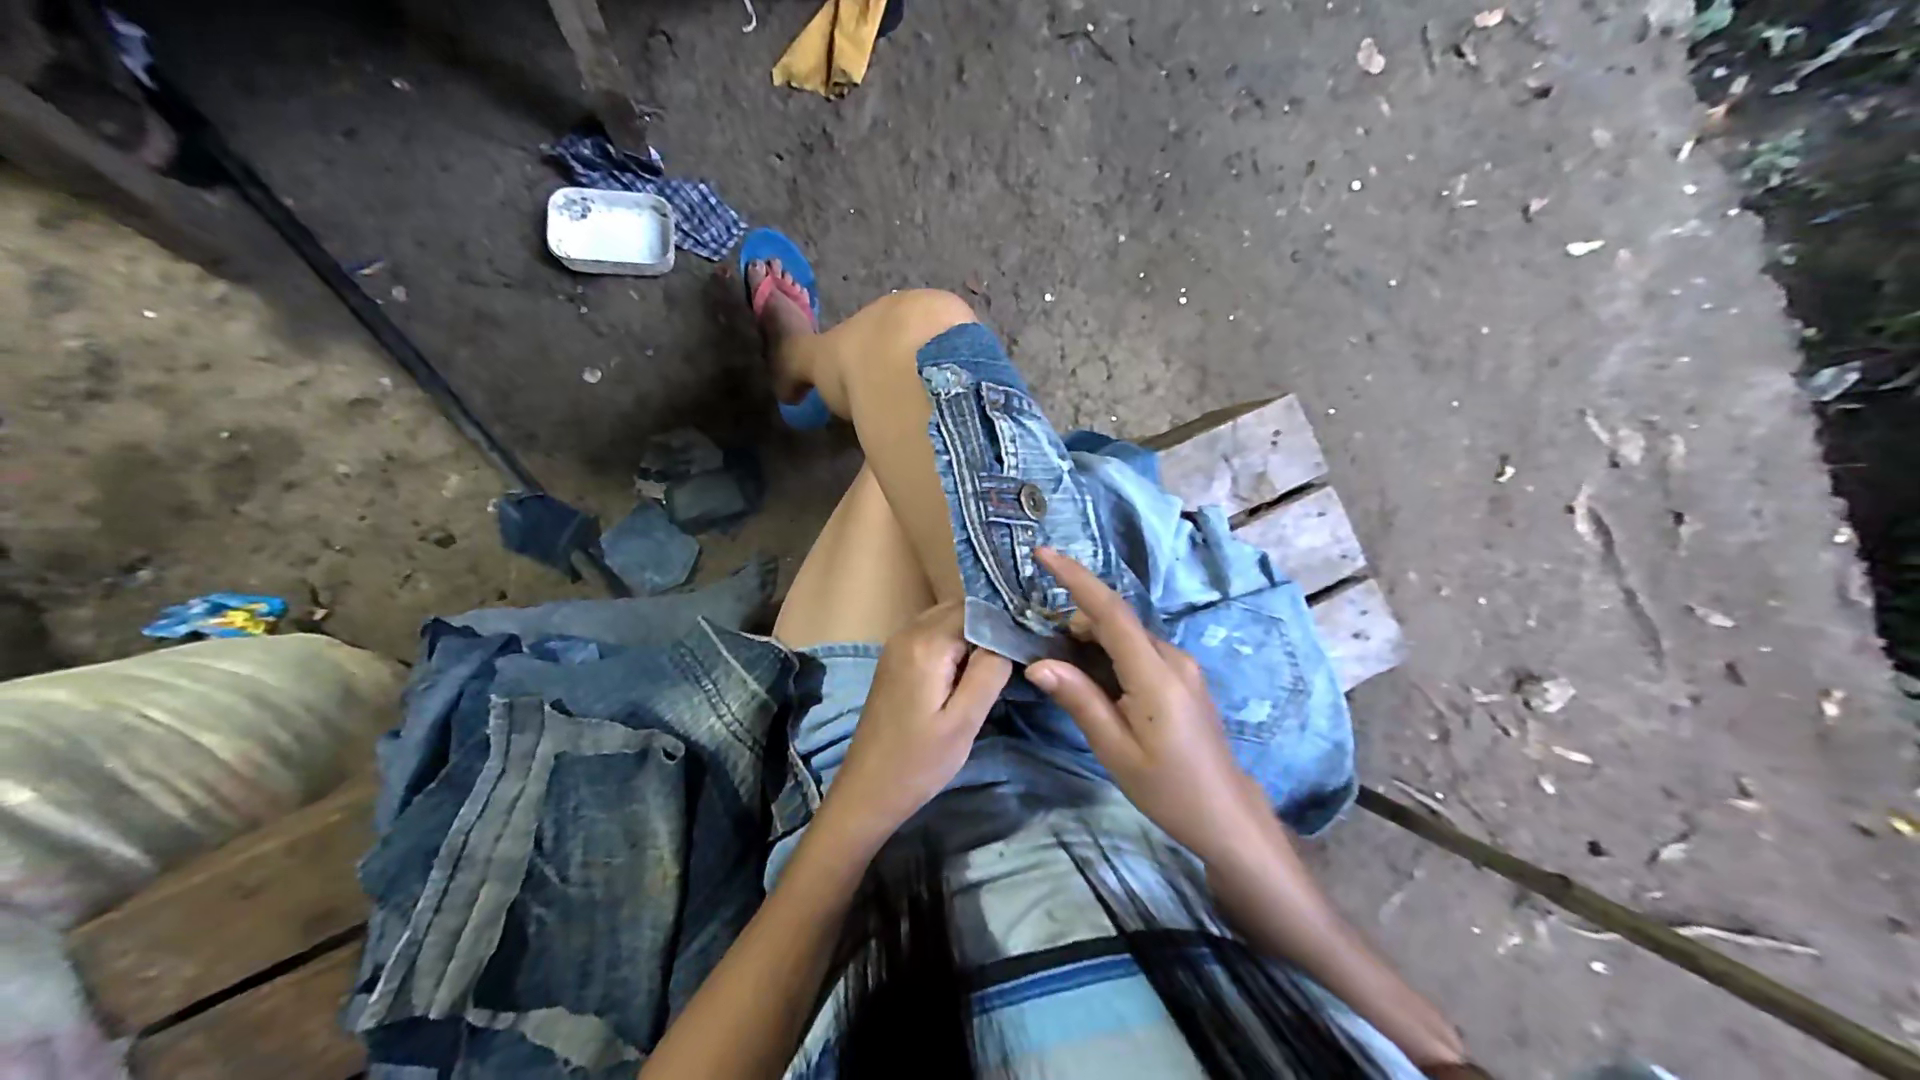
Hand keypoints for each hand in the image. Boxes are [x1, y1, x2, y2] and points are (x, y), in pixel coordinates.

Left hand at [819, 602, 1011, 842]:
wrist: (868, 791)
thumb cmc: (919, 762)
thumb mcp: (964, 721)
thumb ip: (989, 671)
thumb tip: (1009, 635)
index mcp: (926, 644)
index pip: (977, 608)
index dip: (1006, 619)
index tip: (1033, 637)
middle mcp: (908, 633)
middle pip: (960, 608)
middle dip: (991, 622)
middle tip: (1021, 649)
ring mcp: (897, 645)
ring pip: (946, 619)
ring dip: (974, 632)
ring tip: (1002, 659)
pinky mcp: (895, 660)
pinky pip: (932, 634)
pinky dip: (956, 642)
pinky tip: (973, 668)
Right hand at [1025, 547, 1266, 863]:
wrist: (1226, 815)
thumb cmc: (1168, 789)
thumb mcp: (1115, 750)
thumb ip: (1079, 700)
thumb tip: (1037, 663)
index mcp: (1156, 675)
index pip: (1111, 612)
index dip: (1076, 579)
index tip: (1044, 553)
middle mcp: (1173, 659)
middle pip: (1116, 621)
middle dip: (1076, 621)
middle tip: (1044, 648)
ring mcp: (1182, 667)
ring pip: (1127, 635)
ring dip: (1092, 639)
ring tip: (1065, 670)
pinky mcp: (1184, 677)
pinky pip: (1139, 650)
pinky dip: (1110, 653)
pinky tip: (1096, 682)